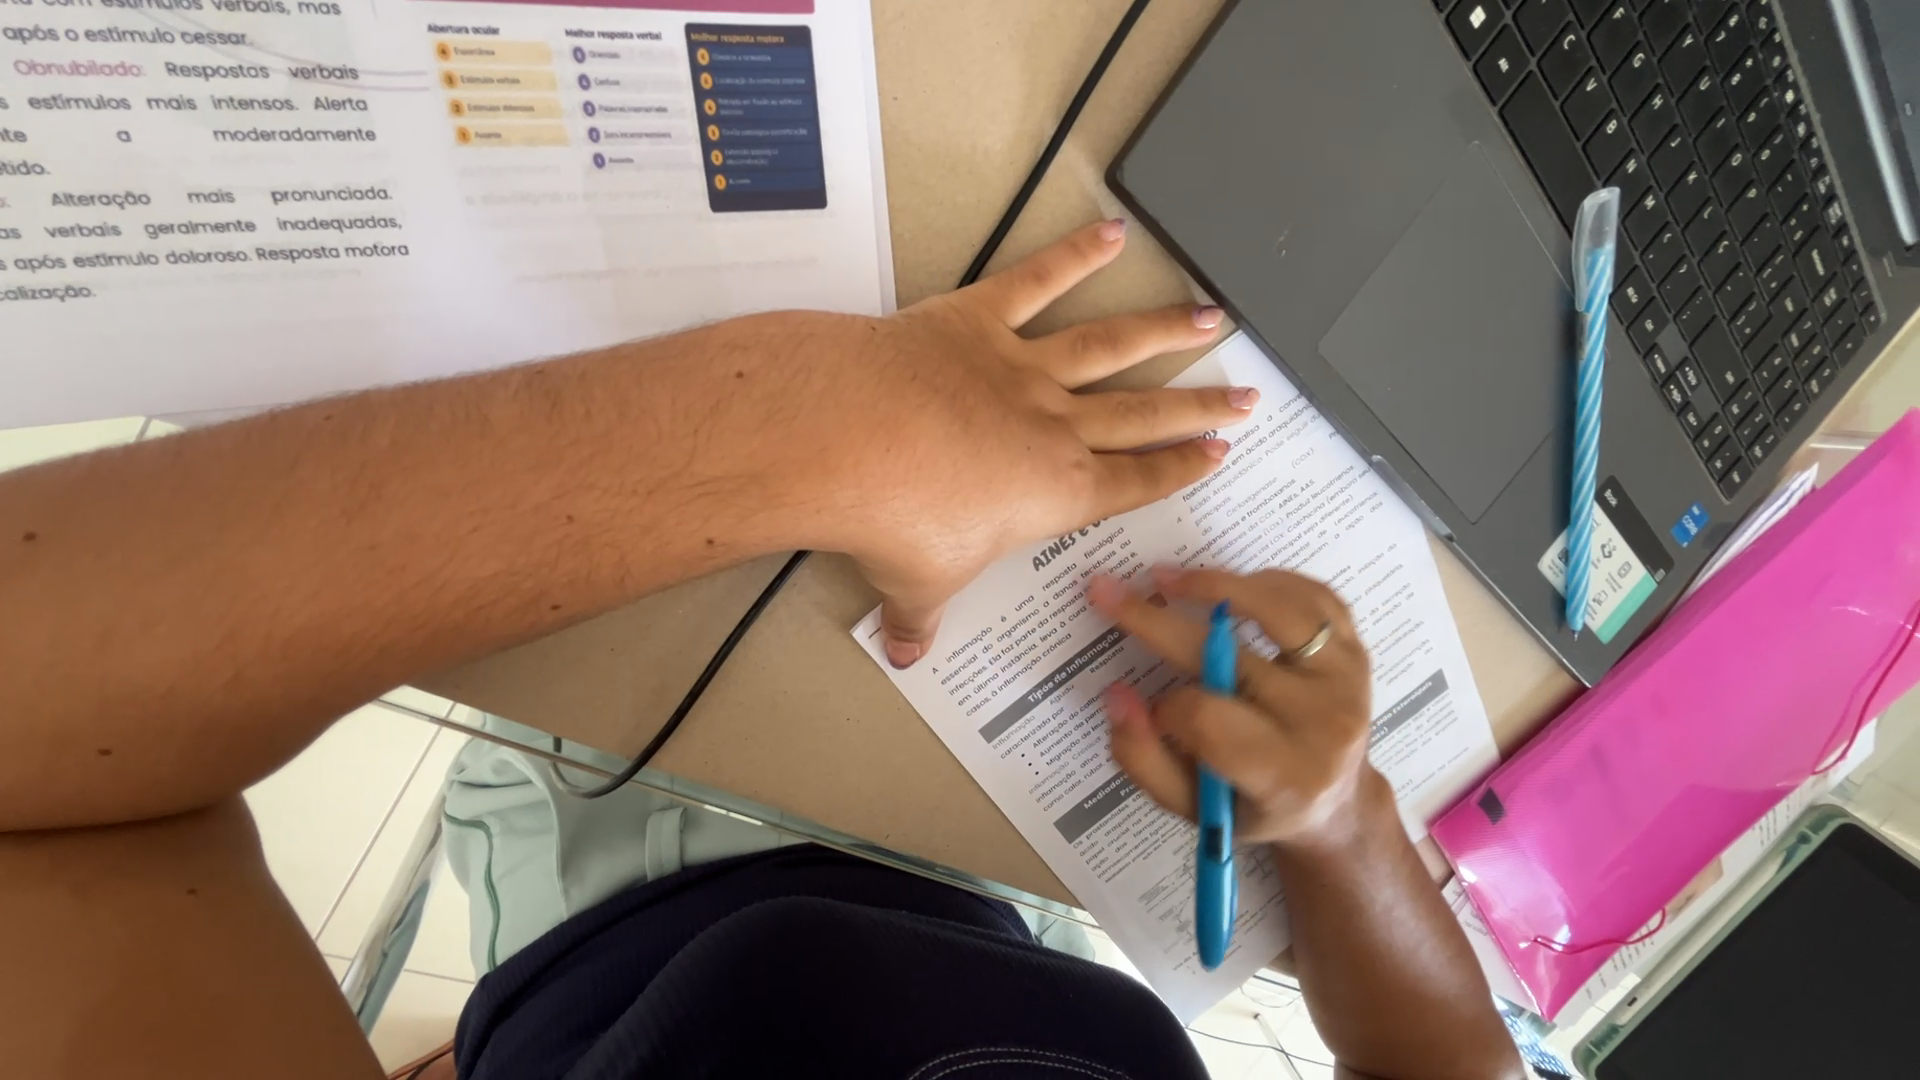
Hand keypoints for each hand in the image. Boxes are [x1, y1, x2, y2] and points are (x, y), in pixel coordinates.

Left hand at [813, 220, 1257, 666]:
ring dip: (1165, 331)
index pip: (1133, 482)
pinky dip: (1073, 255)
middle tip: (1245, 394)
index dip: (1178, 469)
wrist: (848, 444)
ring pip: (1112, 347)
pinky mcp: (978, 321)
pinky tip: (1110, 233)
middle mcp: (1053, 427)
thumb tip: (908, 657)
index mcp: (1053, 493)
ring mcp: (1021, 369)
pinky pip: (1036, 282)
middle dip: (1199, 407)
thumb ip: (920, 620)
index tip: (1219, 451)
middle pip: (1143, 416)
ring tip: (1211, 318)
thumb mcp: (915, 585)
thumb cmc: (894, 521)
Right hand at [1090, 566, 1376, 848]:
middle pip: (1232, 653)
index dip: (1165, 707)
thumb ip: (1143, 758)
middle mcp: (1326, 724)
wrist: (1334, 805)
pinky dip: (1269, 582)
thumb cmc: (1251, 805)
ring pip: (1281, 609)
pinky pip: (1316, 597)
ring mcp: (1348, 682)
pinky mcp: (1357, 652)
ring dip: (1216, 585)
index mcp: (1286, 775)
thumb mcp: (1190, 807)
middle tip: (1108, 592)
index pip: (1207, 718)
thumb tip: (1115, 694)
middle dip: (1157, 621)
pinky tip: (1231, 586)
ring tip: (1166, 579)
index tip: (1151, 708)